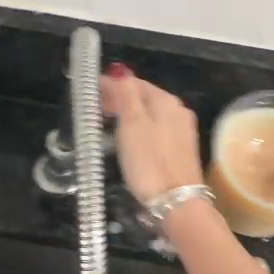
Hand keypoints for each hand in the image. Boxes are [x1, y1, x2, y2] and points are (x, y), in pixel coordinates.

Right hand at [102, 64, 204, 203]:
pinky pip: (158, 131)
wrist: (177, 202)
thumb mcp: (131, 124)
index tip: (91, 91)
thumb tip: (119, 71)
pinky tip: (131, 140)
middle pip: (145, 98)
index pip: (135, 83)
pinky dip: (141, 129)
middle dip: (121, 99)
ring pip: (152, 115)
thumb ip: (125, 95)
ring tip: (109, 123)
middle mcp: (178, 111)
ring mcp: (183, 132)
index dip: (112, 85)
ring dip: (130, 115)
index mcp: (166, 101)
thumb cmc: (149, 162)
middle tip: (97, 108)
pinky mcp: (182, 152)